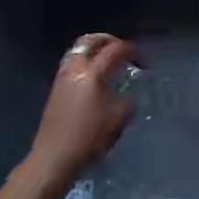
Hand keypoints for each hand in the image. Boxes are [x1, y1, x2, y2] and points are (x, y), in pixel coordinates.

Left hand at [28, 33, 138, 177]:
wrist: (54, 157)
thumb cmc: (89, 138)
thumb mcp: (118, 120)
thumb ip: (128, 102)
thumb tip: (130, 95)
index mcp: (93, 73)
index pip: (116, 50)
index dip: (133, 51)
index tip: (144, 62)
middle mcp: (75, 68)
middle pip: (91, 40)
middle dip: (109, 40)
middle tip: (123, 50)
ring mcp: (62, 77)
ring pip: (78, 50)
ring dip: (95, 49)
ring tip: (108, 61)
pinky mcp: (56, 88)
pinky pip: (72, 63)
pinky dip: (85, 61)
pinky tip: (94, 77)